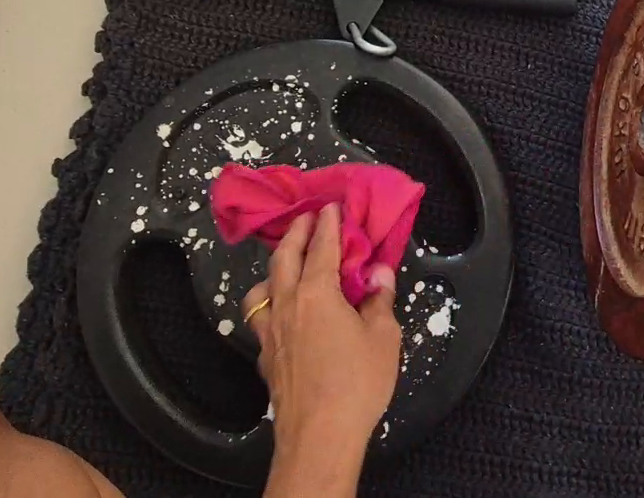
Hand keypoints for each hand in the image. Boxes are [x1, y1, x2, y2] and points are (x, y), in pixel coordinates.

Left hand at [241, 205, 399, 495]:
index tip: (330, 206)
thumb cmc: (357, 383)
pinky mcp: (266, 359)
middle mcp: (288, 305)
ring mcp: (271, 333)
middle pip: (284, 258)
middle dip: (295, 233)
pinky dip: (269, 306)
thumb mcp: (383, 336)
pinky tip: (282, 315)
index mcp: (317, 293)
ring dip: (273, 270)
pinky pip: (260, 320)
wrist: (319, 438)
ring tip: (284, 266)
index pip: (321, 247)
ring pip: (261, 289)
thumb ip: (379, 300)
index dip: (327, 224)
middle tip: (305, 217)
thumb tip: (380, 273)